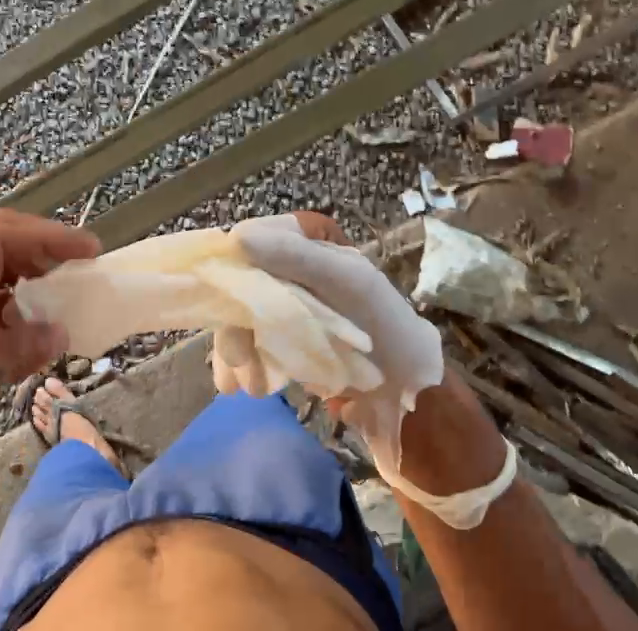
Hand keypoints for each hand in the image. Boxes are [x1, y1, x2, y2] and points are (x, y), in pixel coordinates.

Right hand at [212, 212, 444, 474]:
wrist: (417, 401)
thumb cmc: (387, 333)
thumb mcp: (349, 285)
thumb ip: (298, 257)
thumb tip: (236, 237)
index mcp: (312, 249)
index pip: (255, 240)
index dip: (233, 264)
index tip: (220, 295)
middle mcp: (296, 274)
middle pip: (243, 284)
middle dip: (234, 321)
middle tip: (239, 359)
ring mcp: (292, 311)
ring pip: (243, 318)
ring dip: (238, 350)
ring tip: (249, 387)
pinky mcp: (290, 345)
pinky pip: (253, 346)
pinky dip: (243, 366)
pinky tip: (241, 387)